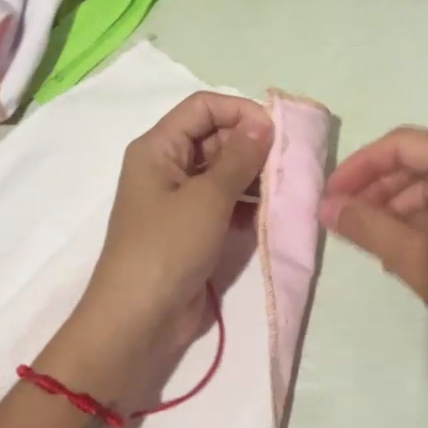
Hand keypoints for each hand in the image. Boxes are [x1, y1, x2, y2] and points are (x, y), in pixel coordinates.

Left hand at [59, 93, 271, 390]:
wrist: (139, 319)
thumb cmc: (167, 248)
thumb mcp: (207, 197)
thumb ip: (239, 157)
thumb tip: (263, 122)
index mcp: (158, 148)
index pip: (203, 107)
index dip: (240, 111)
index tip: (277, 132)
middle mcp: (166, 167)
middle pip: (215, 137)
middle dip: (251, 146)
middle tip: (288, 165)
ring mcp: (178, 201)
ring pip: (223, 173)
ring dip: (253, 178)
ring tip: (285, 190)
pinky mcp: (192, 231)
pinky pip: (224, 204)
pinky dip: (246, 206)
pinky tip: (270, 216)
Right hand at [319, 126, 427, 388]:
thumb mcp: (416, 260)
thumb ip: (366, 226)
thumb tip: (325, 206)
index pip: (404, 145)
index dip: (360, 167)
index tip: (330, 197)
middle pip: (422, 160)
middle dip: (378, 188)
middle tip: (343, 219)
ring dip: (400, 205)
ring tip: (370, 239)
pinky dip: (427, 217)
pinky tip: (404, 246)